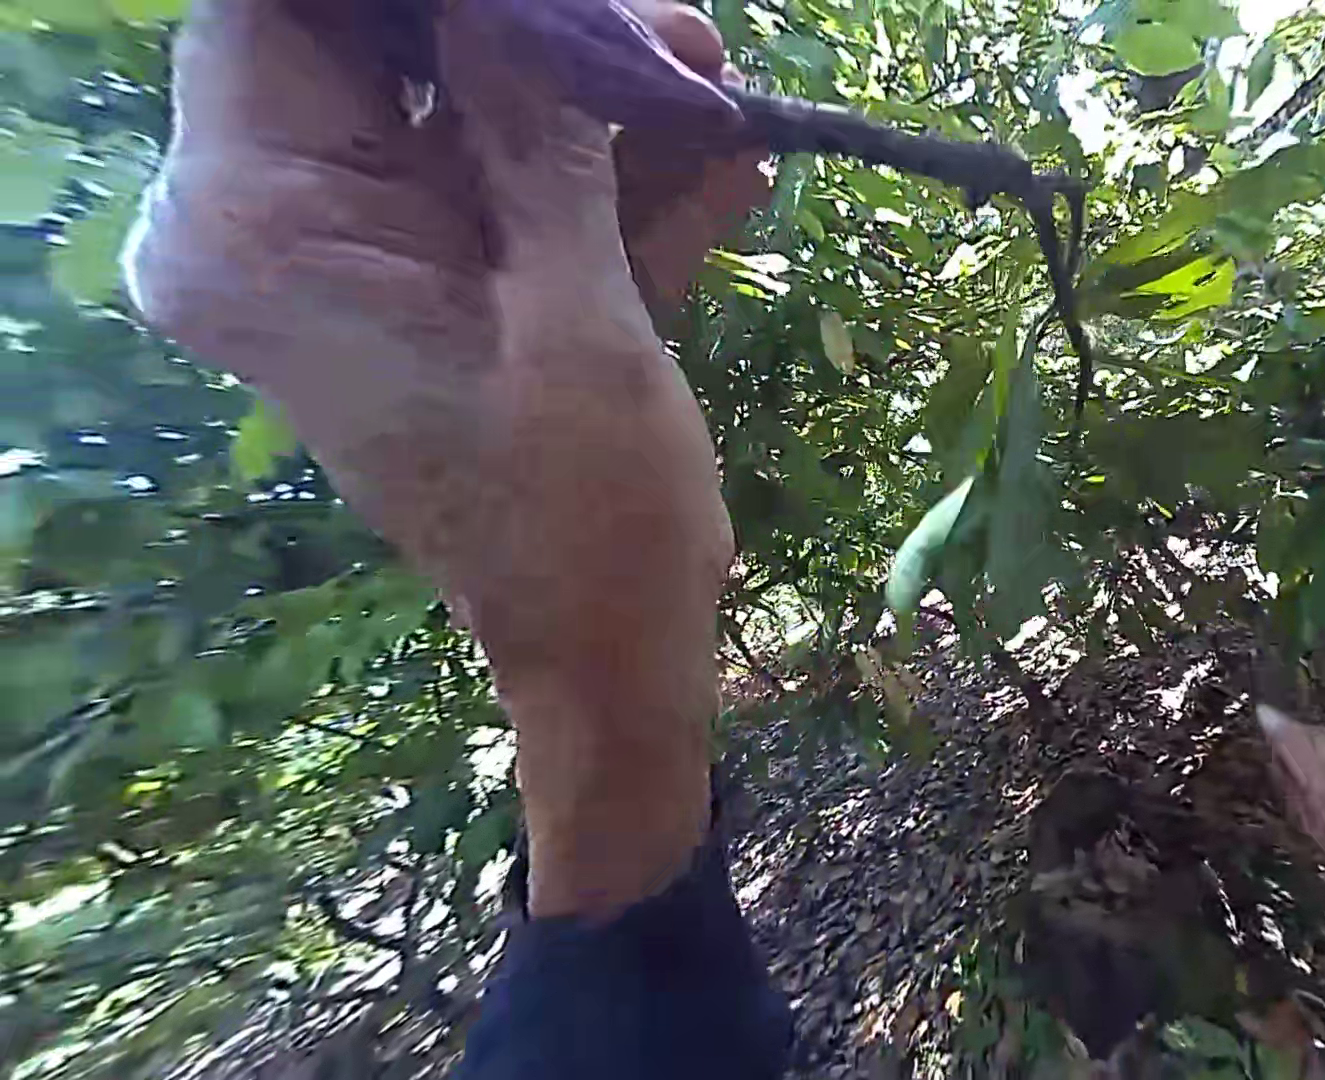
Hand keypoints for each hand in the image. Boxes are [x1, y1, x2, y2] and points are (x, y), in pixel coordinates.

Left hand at [130, 0, 766, 915]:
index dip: (456, 0)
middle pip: (433, 85)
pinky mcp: (511, 320)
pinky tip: (735, 171)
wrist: (627, 632)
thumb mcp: (580, 333)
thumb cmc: (594, 514)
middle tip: (696, 46)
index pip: (311, 22)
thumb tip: (532, 11)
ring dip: (630, 136)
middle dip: (572, 60)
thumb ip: (545, 162)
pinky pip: (568, 232)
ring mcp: (432, 284)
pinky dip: (648, 205)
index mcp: (276, 235)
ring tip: (732, 101)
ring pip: (520, 162)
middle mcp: (328, 242)